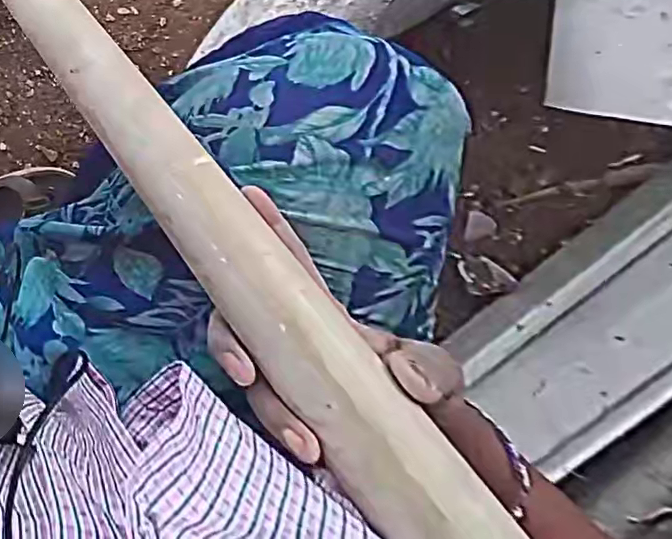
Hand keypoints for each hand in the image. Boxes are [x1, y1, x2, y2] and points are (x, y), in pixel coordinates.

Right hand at [206, 186, 464, 465]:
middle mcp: (291, 341)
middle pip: (236, 323)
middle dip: (228, 341)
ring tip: (305, 443)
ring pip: (251, 380)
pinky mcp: (296, 424)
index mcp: (317, 313)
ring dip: (268, 408)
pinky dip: (284, 438)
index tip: (249, 197)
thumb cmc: (429, 412)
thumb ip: (431, 366)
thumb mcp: (441, 378)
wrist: (443, 474)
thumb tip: (402, 375)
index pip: (285, 262)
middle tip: (244, 369)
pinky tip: (313, 459)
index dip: (265, 229)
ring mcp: (290, 382)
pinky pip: (270, 423)